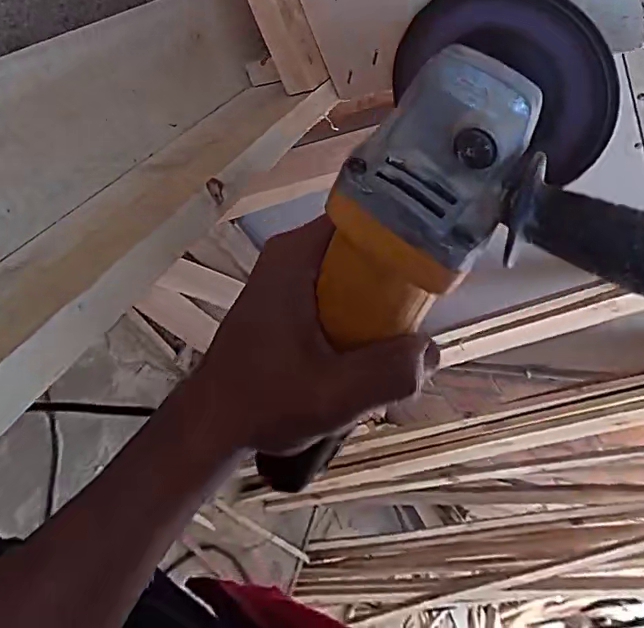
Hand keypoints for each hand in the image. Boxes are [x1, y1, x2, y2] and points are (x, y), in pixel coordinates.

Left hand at [182, 217, 436, 454]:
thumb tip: (430, 350)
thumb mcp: (331, 397)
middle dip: (393, 275)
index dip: (402, 232)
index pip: (364, 216)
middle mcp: (292, 251)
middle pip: (362, 244)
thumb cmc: (262, 404)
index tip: (432, 260)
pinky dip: (358, 309)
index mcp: (297, 253)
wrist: (210, 426)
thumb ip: (386, 374)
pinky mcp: (287, 296)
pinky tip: (368, 346)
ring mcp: (287, 273)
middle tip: (417, 310)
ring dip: (377, 298)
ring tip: (397, 334)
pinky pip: (338, 287)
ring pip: (352, 269)